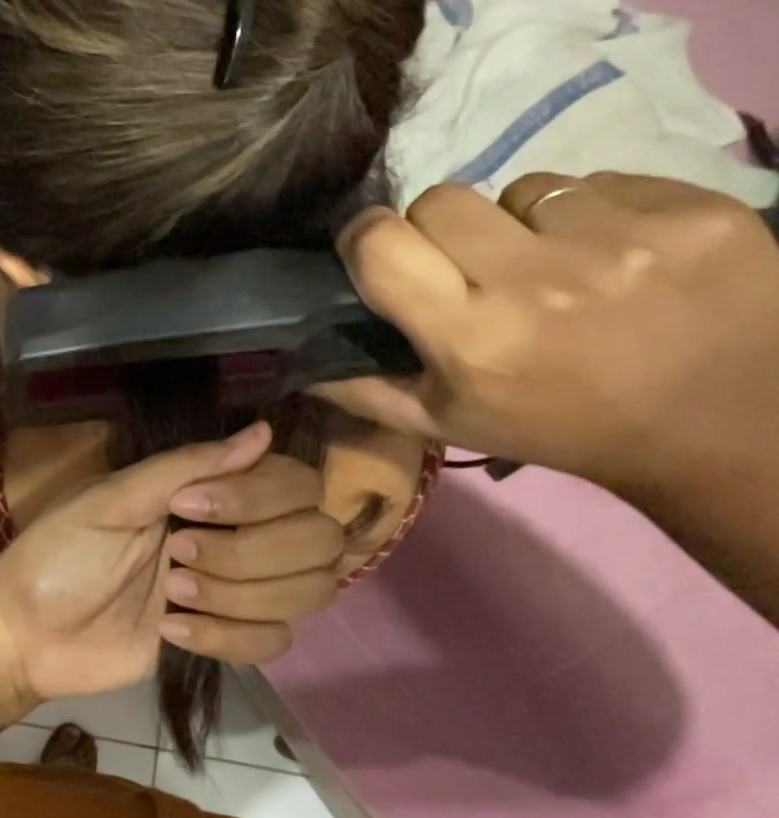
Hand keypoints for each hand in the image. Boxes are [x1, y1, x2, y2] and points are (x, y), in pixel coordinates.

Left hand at [0, 423, 346, 703]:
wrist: (27, 634)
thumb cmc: (56, 557)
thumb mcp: (107, 502)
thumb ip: (183, 467)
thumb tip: (262, 431)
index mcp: (207, 493)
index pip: (297, 484)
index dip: (258, 498)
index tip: (185, 509)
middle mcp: (234, 535)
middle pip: (317, 540)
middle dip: (247, 553)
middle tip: (173, 557)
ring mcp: (233, 591)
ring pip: (307, 592)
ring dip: (238, 596)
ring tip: (169, 595)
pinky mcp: (222, 640)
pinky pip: (274, 642)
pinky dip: (225, 638)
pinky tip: (168, 633)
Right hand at [319, 173, 778, 494]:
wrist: (722, 421)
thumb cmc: (560, 428)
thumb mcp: (448, 425)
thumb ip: (366, 392)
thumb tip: (299, 364)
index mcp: (469, 337)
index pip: (381, 245)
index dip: (365, 238)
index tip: (374, 250)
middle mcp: (536, 280)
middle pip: (442, 199)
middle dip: (439, 227)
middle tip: (463, 260)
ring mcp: (620, 238)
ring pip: (523, 187)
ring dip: (521, 220)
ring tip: (551, 262)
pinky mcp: (689, 209)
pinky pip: (601, 183)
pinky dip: (593, 214)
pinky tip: (614, 255)